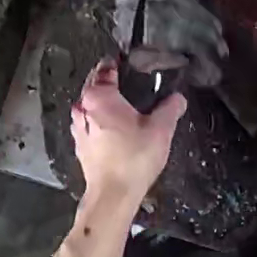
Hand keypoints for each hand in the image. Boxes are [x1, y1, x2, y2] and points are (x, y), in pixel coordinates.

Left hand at [72, 59, 186, 208]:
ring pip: (89, 105)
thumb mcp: (161, 129)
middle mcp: (83, 108)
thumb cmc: (133, 159)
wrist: (113, 194)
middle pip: (93, 85)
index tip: (130, 62)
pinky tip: (116, 128)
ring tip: (124, 105)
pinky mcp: (81, 146)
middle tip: (129, 80)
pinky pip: (89, 124)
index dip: (118, 64)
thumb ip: (170, 109)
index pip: (105, 69)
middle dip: (108, 81)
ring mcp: (78, 128)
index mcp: (99, 97)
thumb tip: (178, 98)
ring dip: (103, 102)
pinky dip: (100, 121)